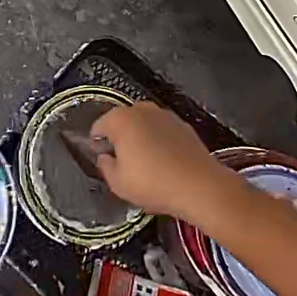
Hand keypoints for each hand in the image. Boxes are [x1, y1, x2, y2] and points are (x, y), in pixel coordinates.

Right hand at [91, 102, 243, 221]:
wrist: (200, 185)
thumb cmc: (153, 183)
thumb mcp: (118, 183)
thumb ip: (105, 166)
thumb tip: (105, 157)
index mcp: (121, 119)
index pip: (99, 126)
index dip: (96, 144)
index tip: (101, 159)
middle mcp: (142, 109)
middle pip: (122, 122)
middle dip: (119, 138)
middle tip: (122, 163)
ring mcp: (165, 114)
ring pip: (144, 125)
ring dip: (140, 139)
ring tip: (145, 164)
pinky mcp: (183, 125)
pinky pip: (162, 131)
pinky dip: (159, 142)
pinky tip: (164, 162)